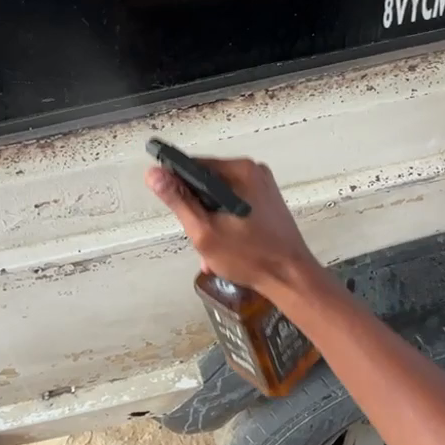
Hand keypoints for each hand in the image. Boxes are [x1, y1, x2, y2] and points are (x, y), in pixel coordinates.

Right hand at [145, 156, 329, 300]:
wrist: (292, 279)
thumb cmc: (250, 257)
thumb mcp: (205, 231)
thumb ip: (178, 201)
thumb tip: (152, 174)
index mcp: (240, 171)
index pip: (194, 166)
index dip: (177, 186)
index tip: (174, 208)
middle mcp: (253, 171)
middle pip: (207, 183)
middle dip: (198, 211)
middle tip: (199, 237)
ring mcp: (262, 187)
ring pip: (219, 197)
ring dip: (210, 221)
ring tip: (210, 250)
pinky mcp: (267, 202)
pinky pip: (234, 205)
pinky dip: (225, 223)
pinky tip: (223, 248)